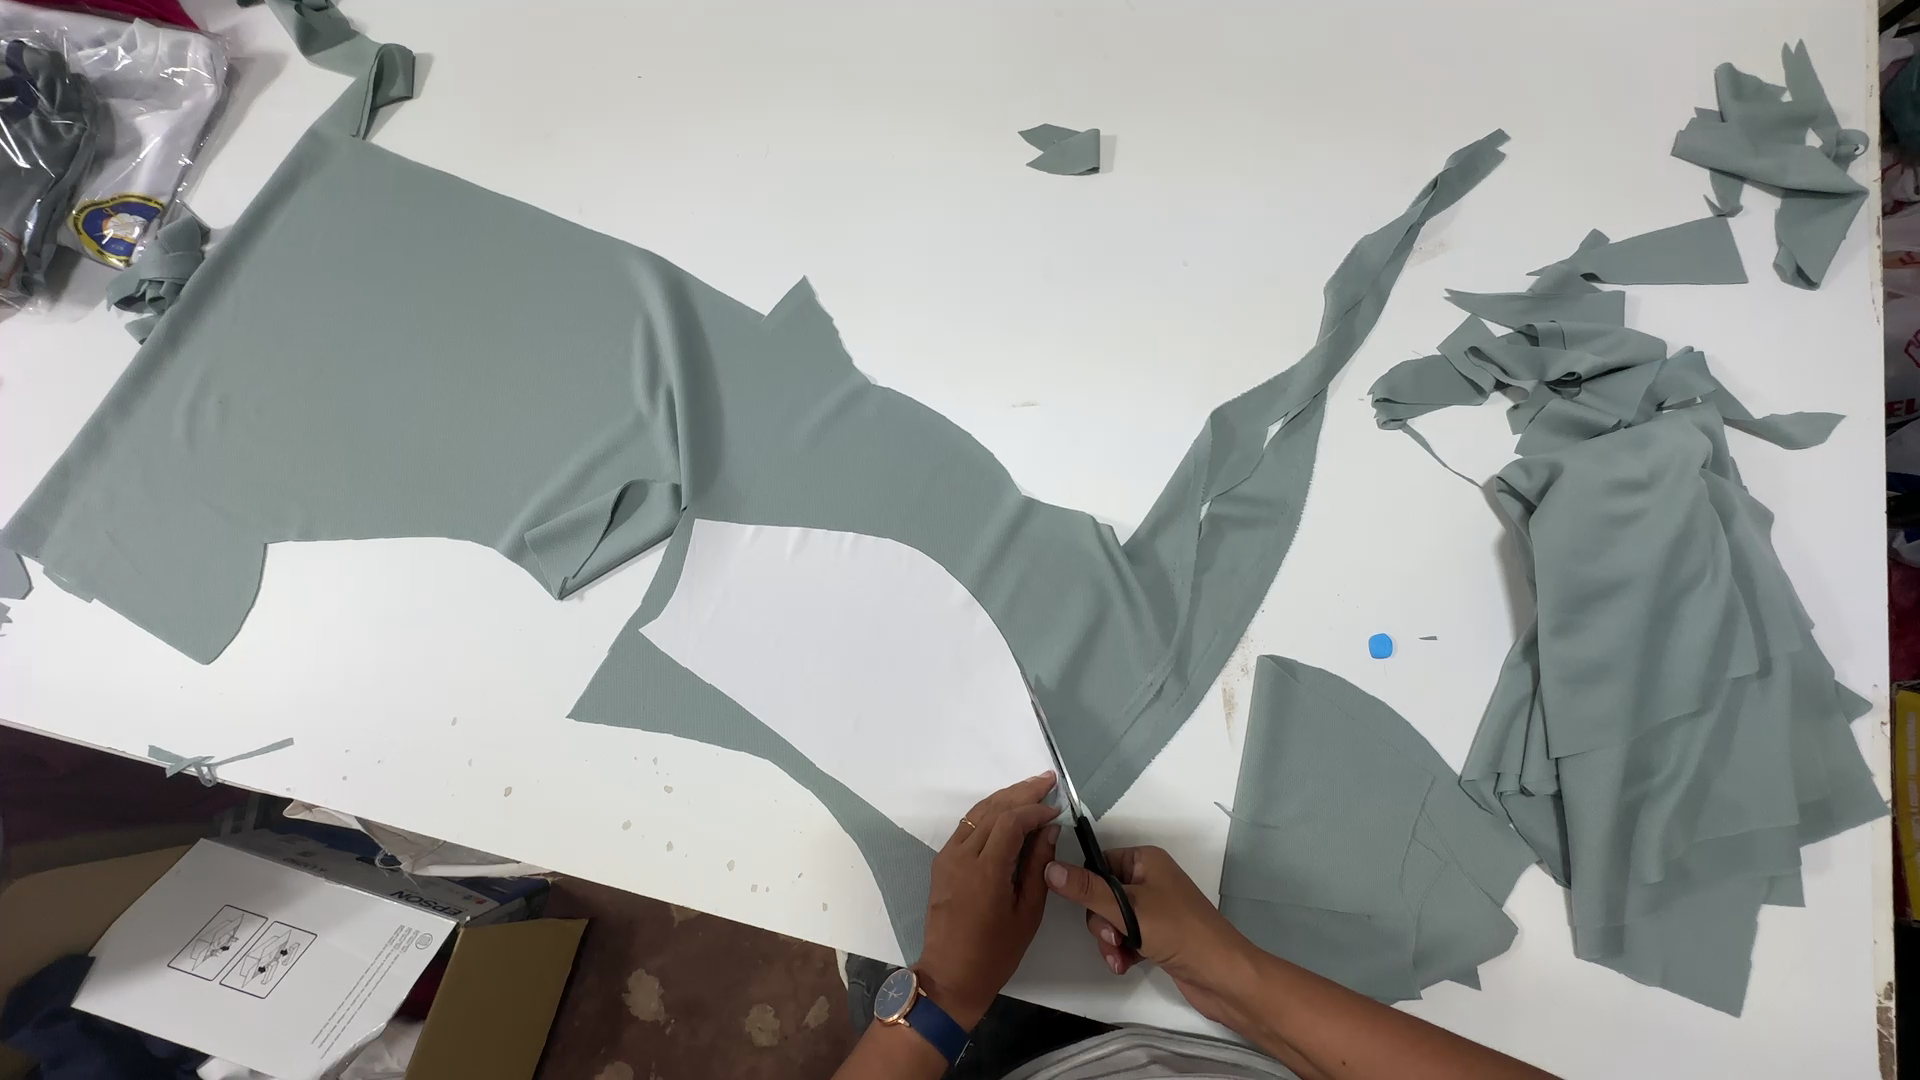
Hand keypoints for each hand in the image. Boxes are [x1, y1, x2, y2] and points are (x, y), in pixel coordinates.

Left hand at [913, 773, 1060, 1028]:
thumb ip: (1038, 866)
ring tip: (1031, 787)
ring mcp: (949, 855)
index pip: (1012, 822)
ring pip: (979, 812)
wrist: (950, 974)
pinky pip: (968, 825)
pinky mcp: (942, 859)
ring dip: (1005, 797)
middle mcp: (963, 855)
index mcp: (986, 870)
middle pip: (994, 809)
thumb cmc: (995, 952)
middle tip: (1048, 779)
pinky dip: (989, 812)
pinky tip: (1006, 809)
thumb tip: (1049, 830)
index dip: (1035, 810)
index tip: (1056, 809)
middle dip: (1023, 792)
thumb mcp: (1027, 913)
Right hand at [1044, 845, 1260, 1030]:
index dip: (1088, 888)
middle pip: (1102, 895)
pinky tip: (1125, 966)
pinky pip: (1125, 935)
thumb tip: (1049, 867)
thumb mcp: (1128, 910)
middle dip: (1100, 922)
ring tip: (1119, 959)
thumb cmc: (1179, 933)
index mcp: (1144, 860)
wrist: (1224, 979)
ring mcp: (1154, 908)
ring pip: (1111, 919)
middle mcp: (1149, 879)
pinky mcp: (1158, 935)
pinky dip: (1121, 950)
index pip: (1099, 864)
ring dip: (1109, 940)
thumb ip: (1087, 890)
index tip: (1089, 911)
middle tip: (1112, 939)